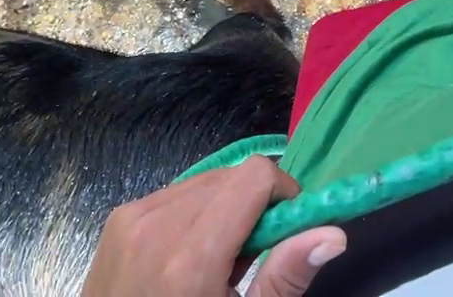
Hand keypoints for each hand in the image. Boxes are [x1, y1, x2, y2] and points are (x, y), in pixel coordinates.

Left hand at [81, 156, 346, 296]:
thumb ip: (285, 277)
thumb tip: (334, 234)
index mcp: (189, 258)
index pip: (255, 175)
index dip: (282, 194)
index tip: (285, 232)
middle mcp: (157, 225)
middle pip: (234, 176)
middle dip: (254, 205)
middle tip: (251, 258)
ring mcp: (132, 218)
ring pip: (208, 180)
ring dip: (226, 207)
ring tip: (216, 260)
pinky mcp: (118, 218)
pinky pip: (178, 191)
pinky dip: (196, 211)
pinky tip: (187, 256)